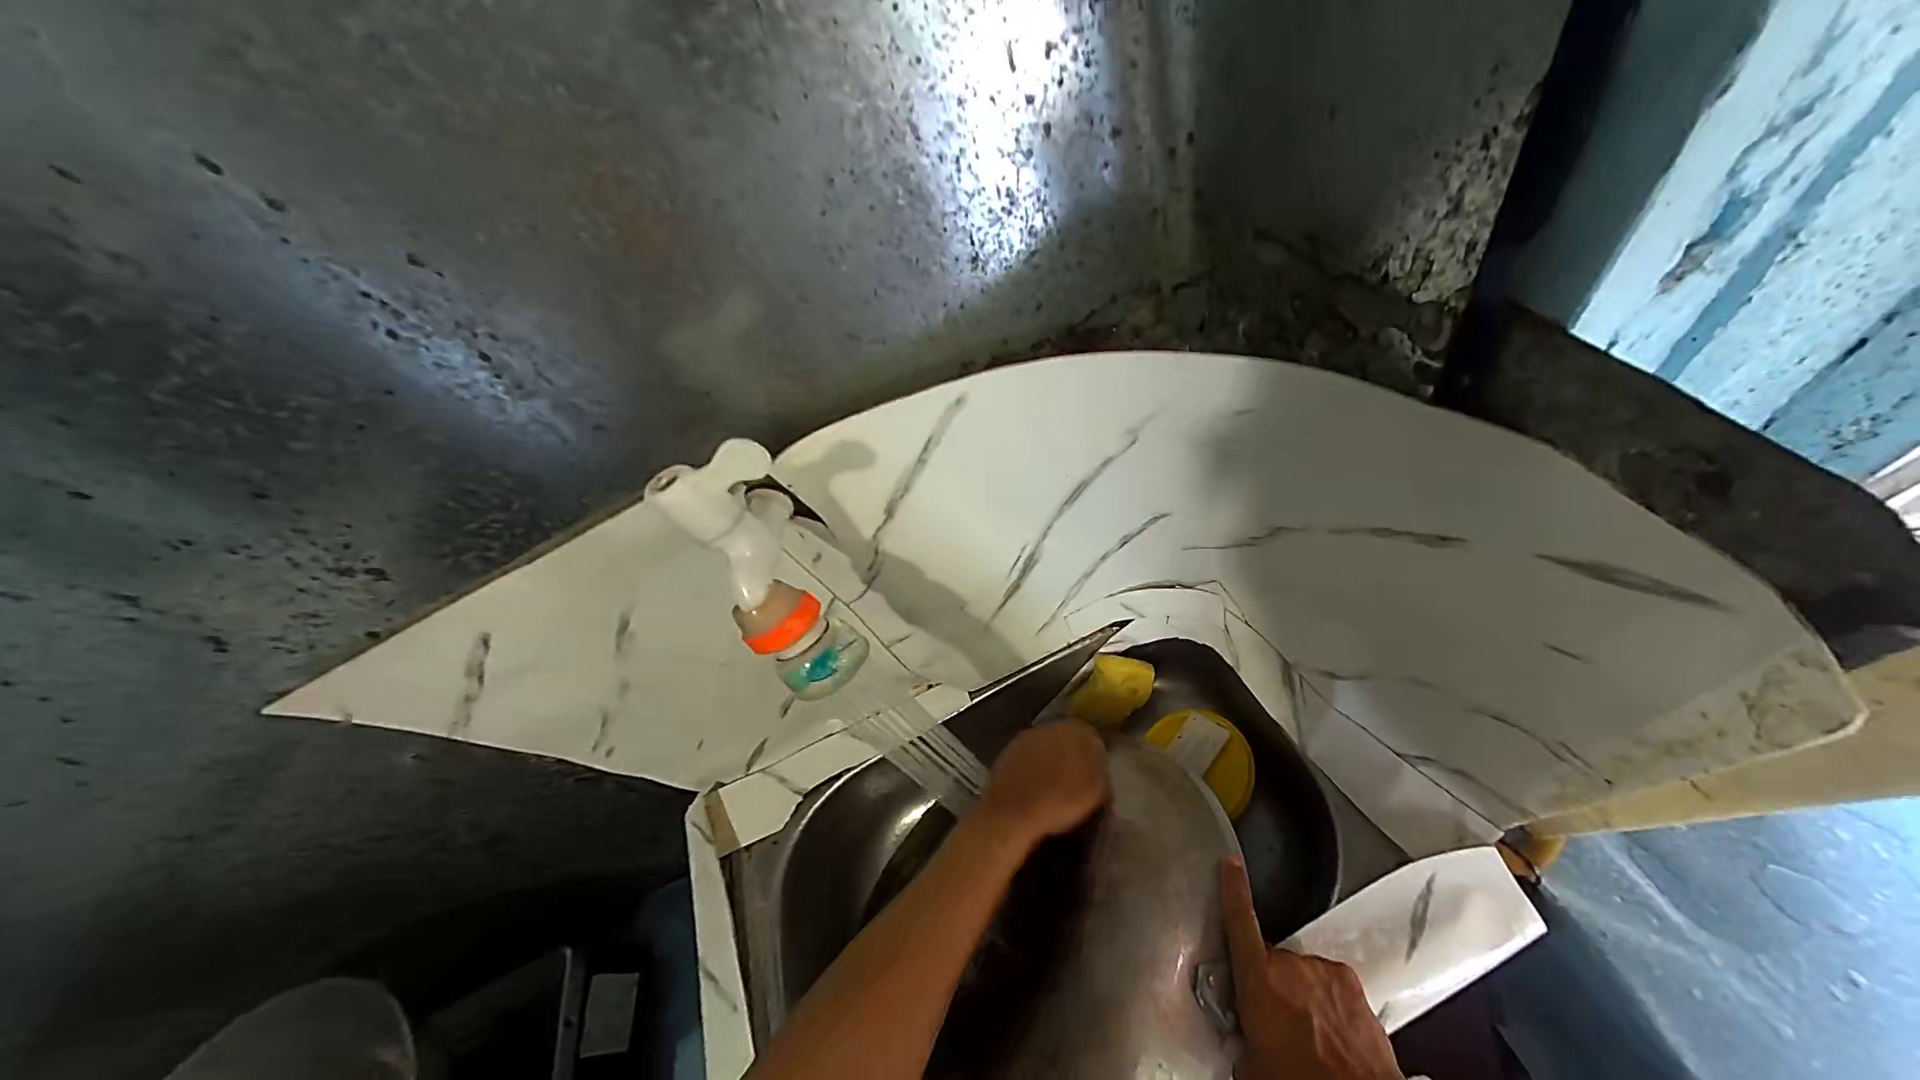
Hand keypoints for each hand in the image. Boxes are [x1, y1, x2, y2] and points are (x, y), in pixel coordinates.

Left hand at [974, 720, 1108, 847]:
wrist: (1015, 810)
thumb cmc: (1061, 801)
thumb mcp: (1096, 791)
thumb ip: (1101, 770)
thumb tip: (1099, 764)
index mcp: (1075, 730)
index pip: (1092, 735)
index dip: (1095, 754)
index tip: (1096, 772)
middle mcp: (1049, 726)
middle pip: (1067, 738)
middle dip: (1072, 755)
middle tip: (1076, 779)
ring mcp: (1026, 737)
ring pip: (1045, 746)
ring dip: (1051, 760)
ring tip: (1054, 785)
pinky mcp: (1007, 751)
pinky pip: (1027, 757)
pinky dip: (1033, 768)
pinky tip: (1034, 786)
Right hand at [1220, 857, 1402, 1079]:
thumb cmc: (1303, 1079)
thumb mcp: (1251, 1064)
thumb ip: (1241, 1037)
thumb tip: (1243, 1042)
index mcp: (1258, 977)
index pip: (1239, 919)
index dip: (1232, 888)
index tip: (1230, 863)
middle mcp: (1291, 967)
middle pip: (1271, 963)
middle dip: (1271, 986)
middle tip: (1274, 1023)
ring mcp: (1325, 973)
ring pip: (1302, 976)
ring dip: (1301, 997)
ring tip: (1308, 1037)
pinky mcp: (1354, 986)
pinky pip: (1329, 986)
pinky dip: (1328, 1004)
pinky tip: (1331, 1035)